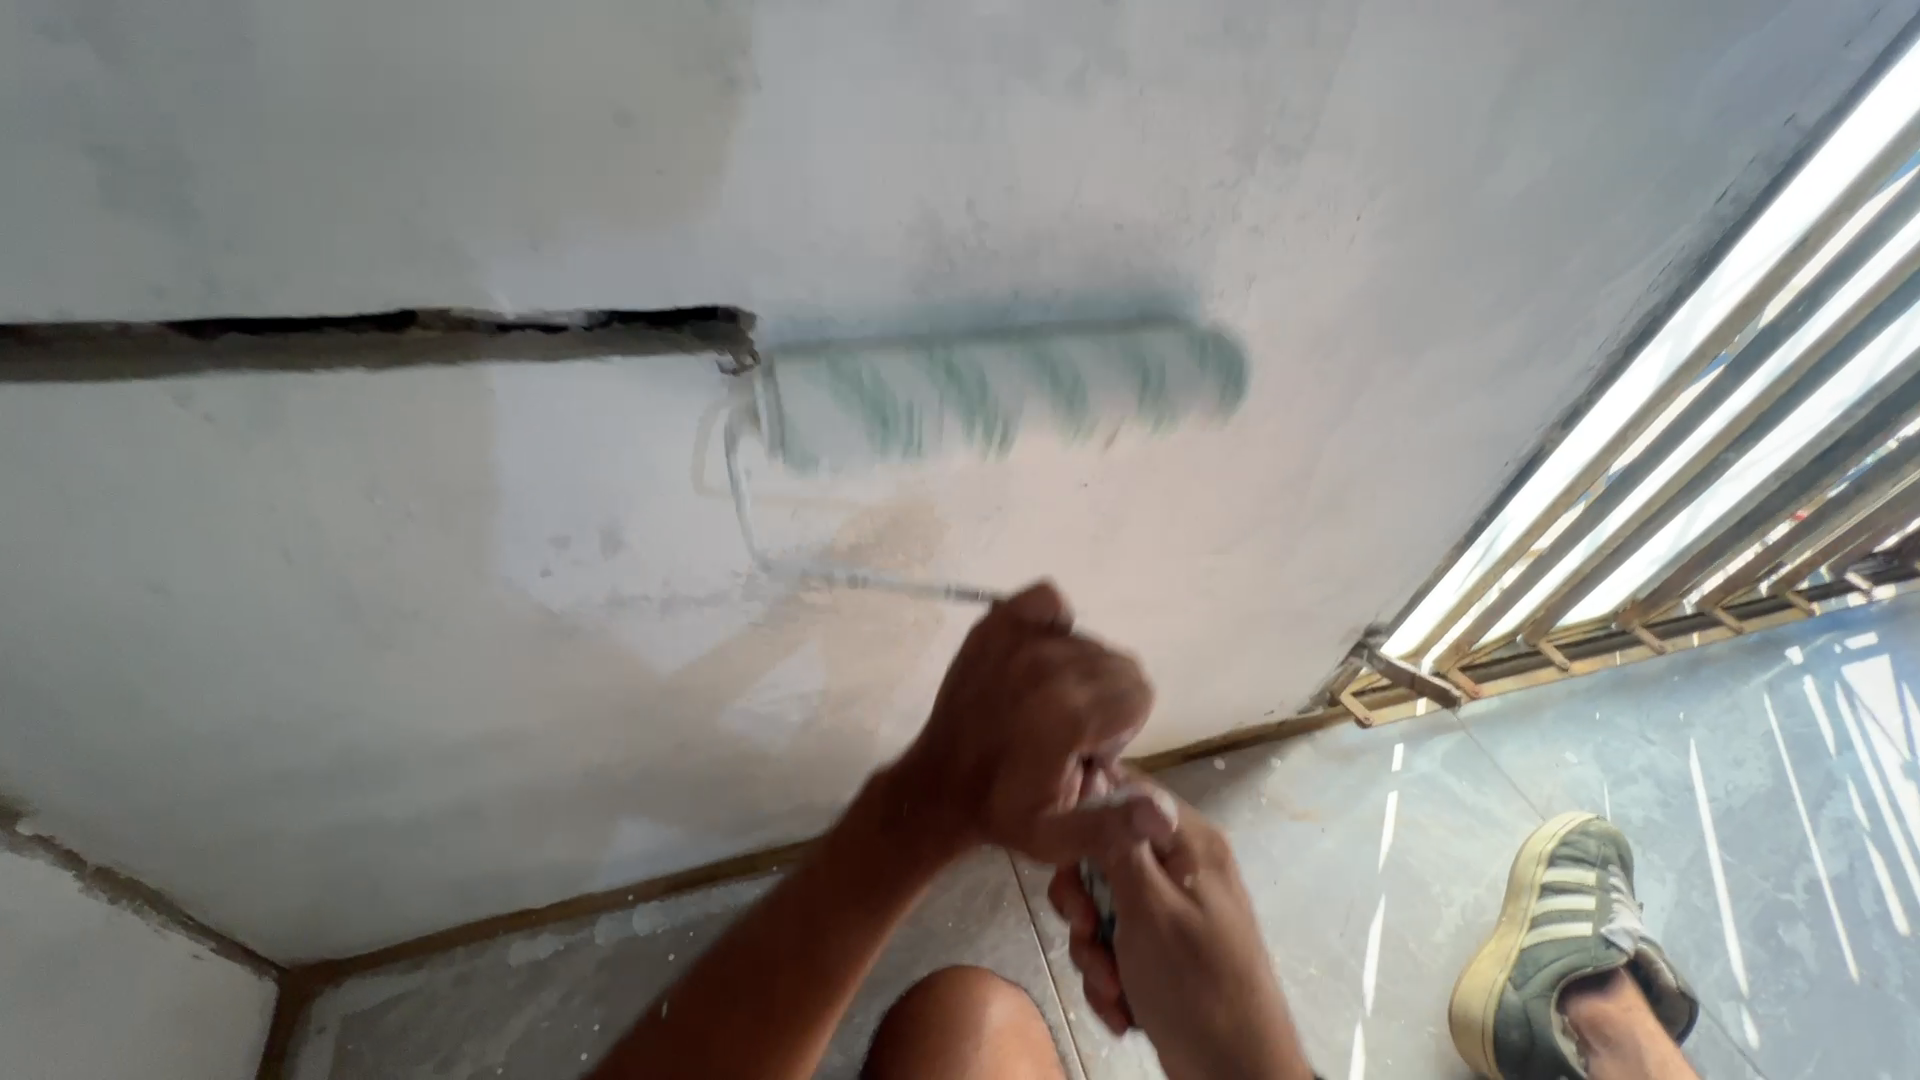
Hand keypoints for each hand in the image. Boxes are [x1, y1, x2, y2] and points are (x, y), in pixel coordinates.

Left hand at [891, 580, 1174, 864]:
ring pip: (1090, 641)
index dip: (1122, 730)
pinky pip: (1049, 599)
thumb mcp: (1057, 839)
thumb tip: (1165, 812)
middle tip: (1070, 734)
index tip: (1088, 753)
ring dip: (1083, 672)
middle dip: (1108, 702)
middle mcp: (1047, 666)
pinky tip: (1041, 660)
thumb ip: (1116, 827)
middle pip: (1120, 665)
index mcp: (1068, 714)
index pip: (1140, 694)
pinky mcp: (995, 625)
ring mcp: (1017, 640)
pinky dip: (1055, 623)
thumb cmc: (1003, 812)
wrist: (938, 783)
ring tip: (1049, 706)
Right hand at [1049, 784, 1314, 1079]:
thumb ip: (1118, 843)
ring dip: (1093, 948)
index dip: (1085, 817)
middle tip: (1083, 929)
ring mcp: (1171, 909)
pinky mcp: (1161, 949)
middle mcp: (1181, 866)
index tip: (1064, 855)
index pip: (1124, 793)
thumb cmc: (1195, 986)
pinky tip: (1121, 1006)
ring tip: (1110, 985)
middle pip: (1104, 852)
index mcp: (1189, 842)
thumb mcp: (1148, 908)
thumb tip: (1102, 771)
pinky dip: (1110, 975)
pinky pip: (1115, 941)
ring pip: (1102, 903)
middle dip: (1084, 901)